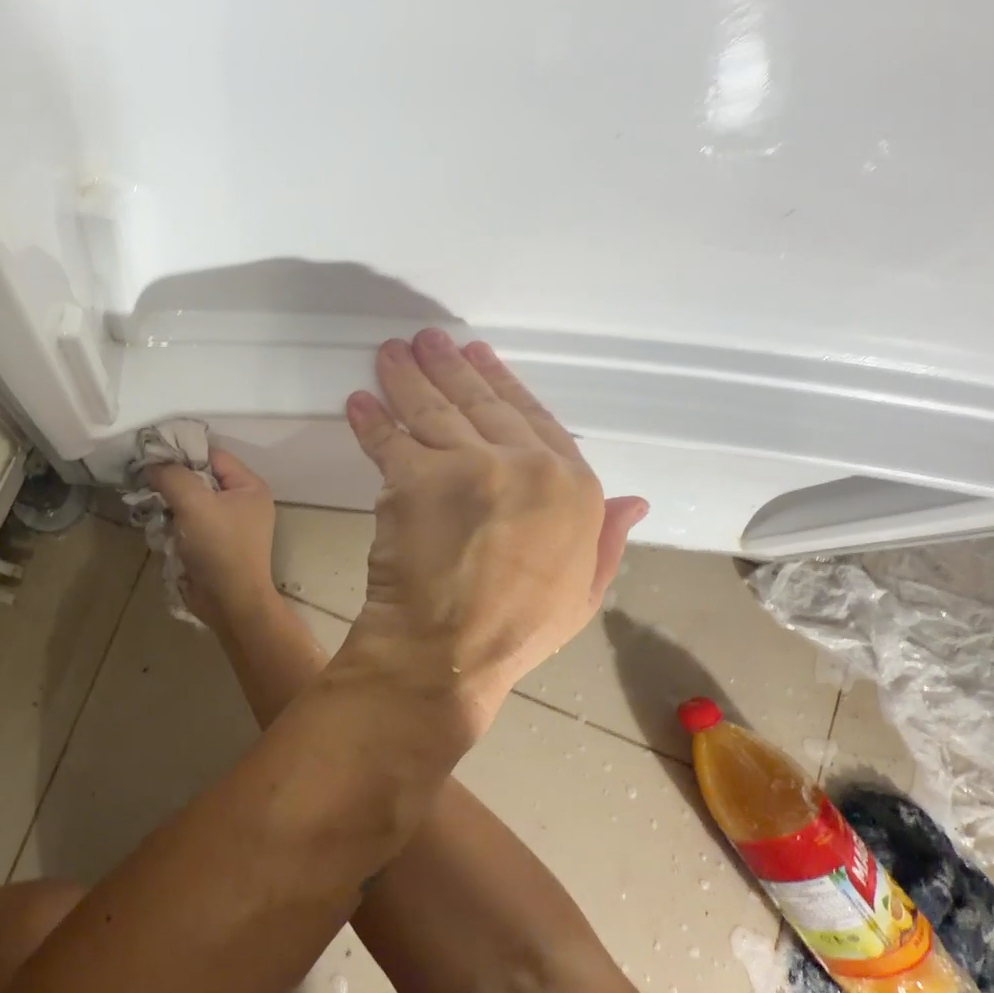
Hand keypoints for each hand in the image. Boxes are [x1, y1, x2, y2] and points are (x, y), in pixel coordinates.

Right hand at [145, 449, 280, 630]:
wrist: (230, 604)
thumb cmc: (219, 548)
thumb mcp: (194, 503)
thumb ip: (172, 476)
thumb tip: (152, 464)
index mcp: (249, 487)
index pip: (213, 455)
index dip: (183, 453)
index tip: (151, 456)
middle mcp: (242, 503)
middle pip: (201, 478)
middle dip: (173, 481)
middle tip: (145, 482)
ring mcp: (229, 527)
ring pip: (192, 502)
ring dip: (170, 505)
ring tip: (150, 506)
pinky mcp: (214, 546)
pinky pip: (190, 525)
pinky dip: (174, 525)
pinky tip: (158, 528)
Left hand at [334, 329, 645, 734]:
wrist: (450, 651)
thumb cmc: (518, 631)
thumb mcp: (583, 591)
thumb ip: (605, 539)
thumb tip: (634, 501)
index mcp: (573, 487)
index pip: (534, 418)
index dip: (504, 385)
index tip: (482, 358)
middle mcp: (525, 463)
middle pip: (481, 403)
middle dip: (450, 367)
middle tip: (427, 341)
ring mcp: (468, 465)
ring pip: (433, 408)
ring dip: (408, 376)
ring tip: (390, 353)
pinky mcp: (414, 477)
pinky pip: (388, 437)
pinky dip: (371, 417)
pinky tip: (359, 401)